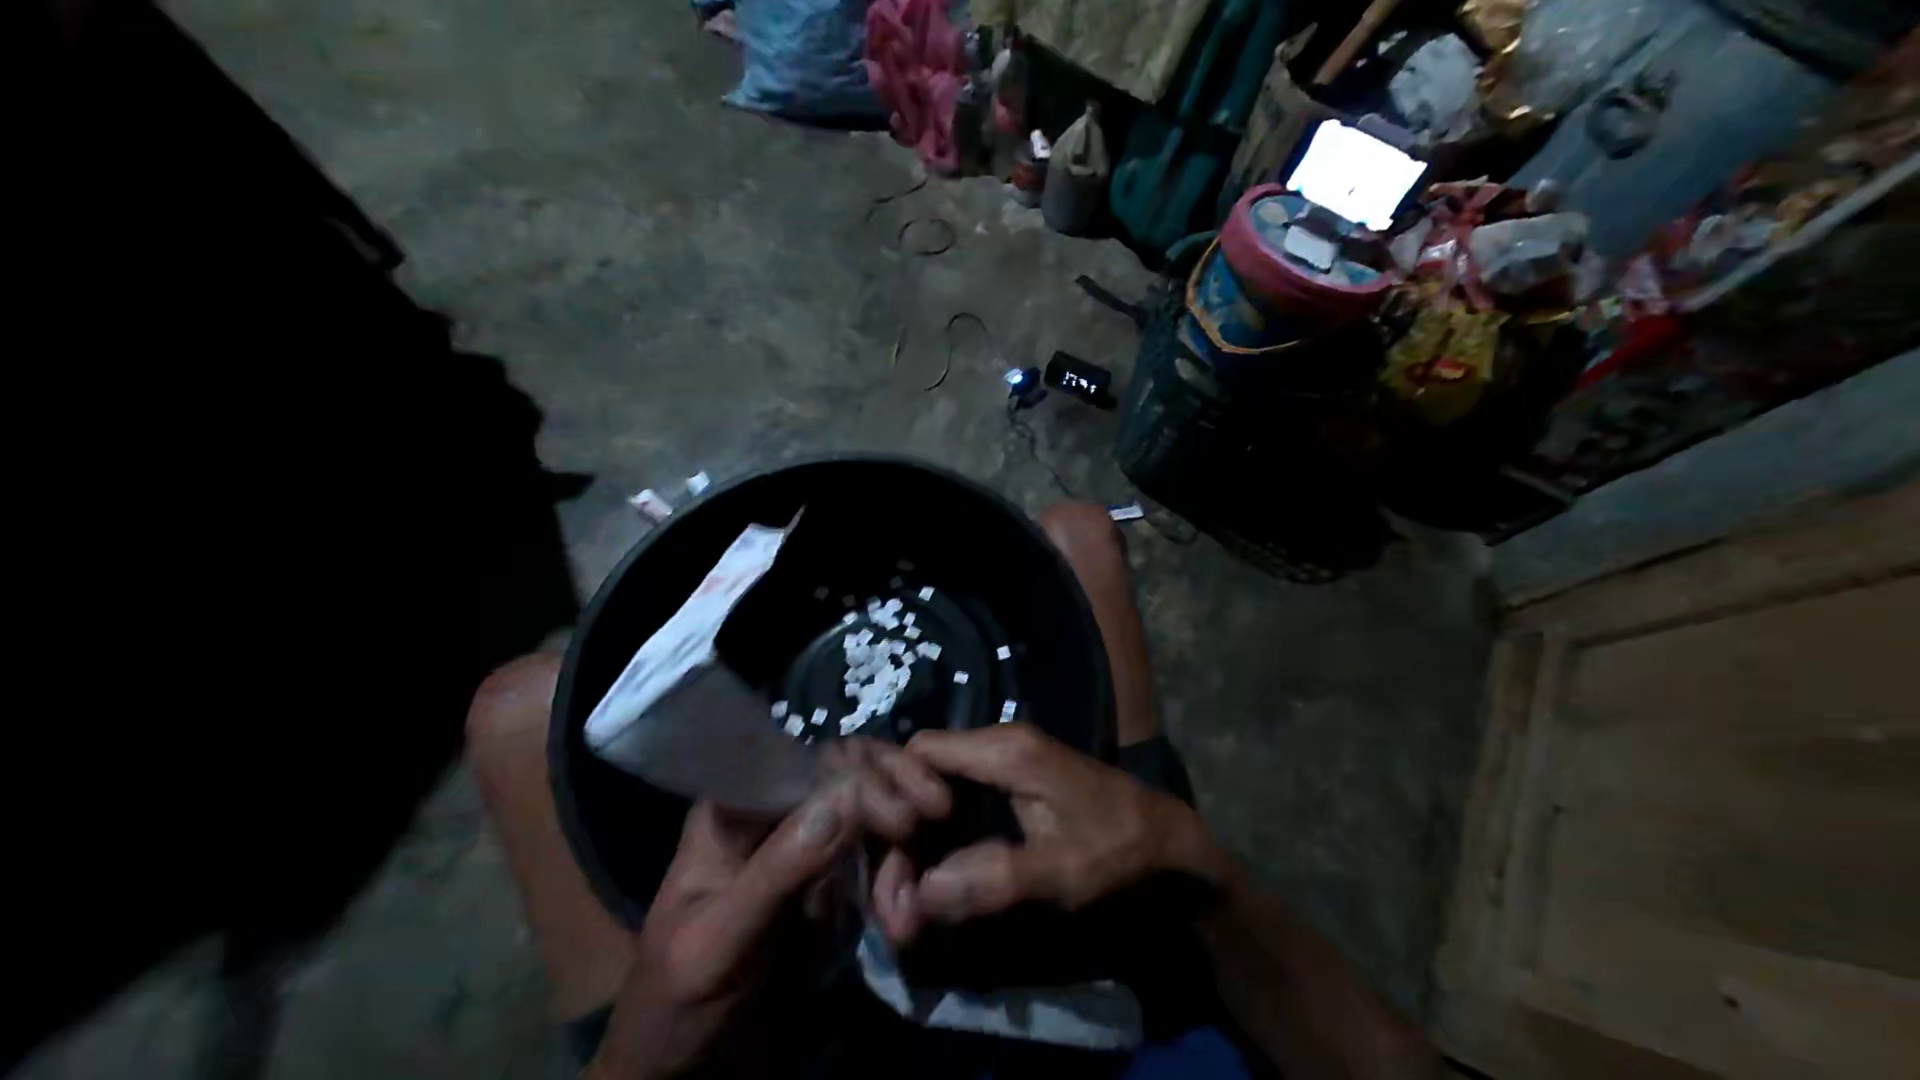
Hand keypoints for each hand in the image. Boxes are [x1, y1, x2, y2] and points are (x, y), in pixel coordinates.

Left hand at [587, 740, 948, 1079]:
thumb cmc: (677, 1002)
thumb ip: (776, 871)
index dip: (861, 768)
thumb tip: (843, 798)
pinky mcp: (837, 880)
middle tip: (937, 817)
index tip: (905, 808)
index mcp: (737, 806)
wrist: (687, 1069)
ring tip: (908, 912)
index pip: (806, 758)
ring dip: (902, 848)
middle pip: (850, 772)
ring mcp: (812, 844)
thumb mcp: (716, 942)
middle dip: (895, 790)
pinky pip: (881, 857)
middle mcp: (779, 810)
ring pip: (874, 812)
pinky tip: (905, 920)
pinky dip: (901, 880)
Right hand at [872, 723, 1223, 944]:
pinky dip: (939, 830)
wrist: (1168, 840)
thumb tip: (921, 894)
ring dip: (918, 836)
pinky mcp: (1012, 775)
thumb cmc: (1118, 850)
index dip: (896, 798)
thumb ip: (995, 879)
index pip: (922, 752)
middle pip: (924, 770)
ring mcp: (1005, 756)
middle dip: (902, 830)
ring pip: (937, 783)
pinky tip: (936, 871)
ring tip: (911, 895)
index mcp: (1007, 751)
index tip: (898, 857)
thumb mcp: (1063, 873)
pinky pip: (958, 792)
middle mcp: (999, 742)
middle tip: (896, 897)